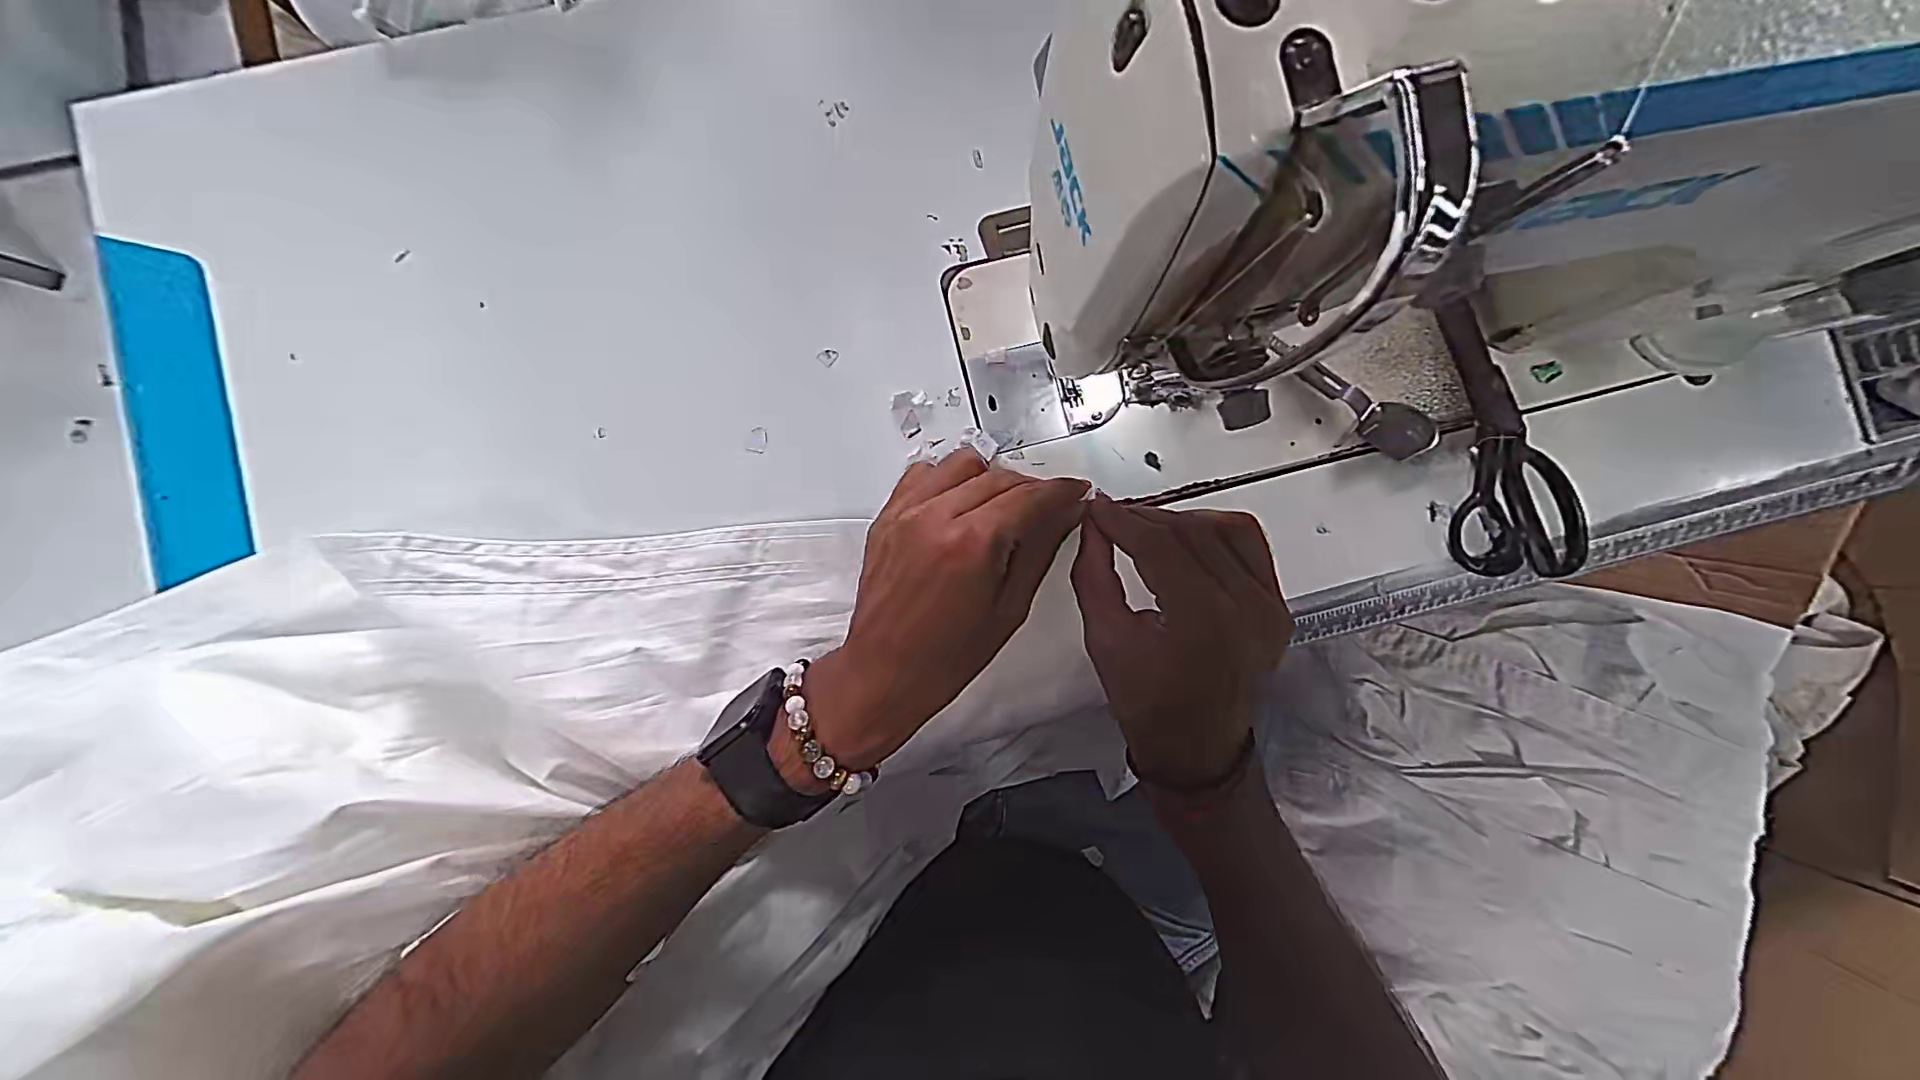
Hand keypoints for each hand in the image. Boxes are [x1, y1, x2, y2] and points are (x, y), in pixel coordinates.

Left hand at [787, 451, 1089, 786]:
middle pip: (999, 475)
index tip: (1072, 492)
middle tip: (1045, 507)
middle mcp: (934, 519)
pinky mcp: (887, 518)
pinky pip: (922, 473)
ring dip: (989, 477)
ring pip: (961, 463)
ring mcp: (906, 514)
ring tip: (1001, 505)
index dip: (1061, 491)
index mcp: (971, 543)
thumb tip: (1063, 516)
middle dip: (1030, 487)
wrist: (885, 671)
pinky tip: (959, 501)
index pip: (1030, 495)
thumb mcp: (1009, 608)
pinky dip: (947, 478)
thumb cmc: (940, 657)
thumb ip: (1040, 551)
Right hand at [1070, 498, 1292, 787]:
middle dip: (1144, 518)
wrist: (1194, 745)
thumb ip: (1093, 574)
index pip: (1159, 544)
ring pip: (1224, 528)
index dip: (1122, 520)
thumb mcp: (1104, 637)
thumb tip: (1093, 529)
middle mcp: (1246, 609)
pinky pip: (1250, 546)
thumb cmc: (1150, 706)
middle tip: (1114, 518)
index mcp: (1202, 621)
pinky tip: (1190, 536)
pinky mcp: (1277, 607)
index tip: (1099, 509)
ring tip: (1147, 528)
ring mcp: (1269, 608)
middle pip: (1190, 531)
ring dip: (1179, 520)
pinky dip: (1217, 531)